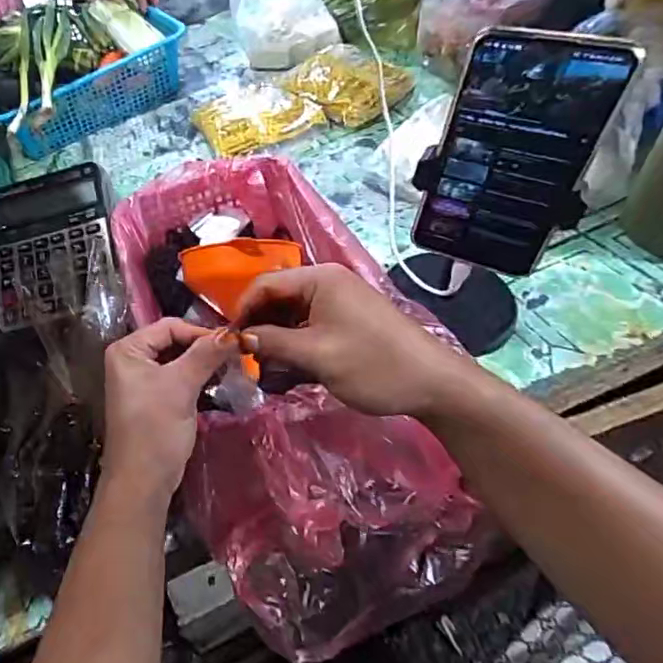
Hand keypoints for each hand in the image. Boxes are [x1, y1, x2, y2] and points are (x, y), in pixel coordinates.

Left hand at [101, 318, 234, 498]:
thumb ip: (206, 355)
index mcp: (127, 350)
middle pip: (174, 341)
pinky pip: (178, 377)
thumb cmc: (155, 428)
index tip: (232, 342)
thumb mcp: (181, 386)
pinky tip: (218, 381)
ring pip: (178, 359)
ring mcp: (141, 380)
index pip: (169, 326)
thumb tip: (235, 333)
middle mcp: (130, 360)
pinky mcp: (154, 398)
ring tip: (232, 366)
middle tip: (236, 354)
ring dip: (204, 363)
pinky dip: (197, 377)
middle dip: (204, 347)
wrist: (142, 481)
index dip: (200, 332)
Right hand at [233, 263, 488, 417]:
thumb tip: (237, 338)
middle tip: (244, 361)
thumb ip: (272, 343)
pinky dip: (295, 345)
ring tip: (265, 371)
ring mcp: (338, 301)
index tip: (227, 342)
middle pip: (276, 299)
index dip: (241, 311)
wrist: (435, 384)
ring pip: (290, 316)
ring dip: (275, 340)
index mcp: (319, 279)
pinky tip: (288, 370)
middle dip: (258, 328)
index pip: (264, 284)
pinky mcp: (347, 321)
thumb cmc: (374, 364)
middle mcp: (326, 282)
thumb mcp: (316, 355)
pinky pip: (308, 327)